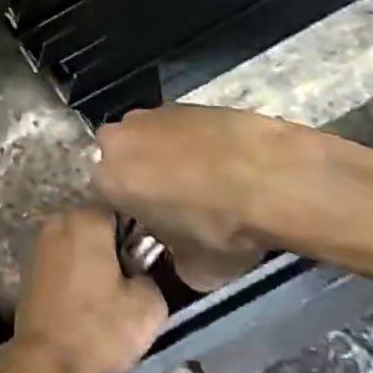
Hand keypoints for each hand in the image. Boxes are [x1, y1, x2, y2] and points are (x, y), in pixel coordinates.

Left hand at [7, 207, 168, 372]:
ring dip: (88, 255)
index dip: (134, 232)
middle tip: (126, 276)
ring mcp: (38, 238)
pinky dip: (70, 266)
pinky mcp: (27, 260)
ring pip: (74, 238)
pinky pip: (58, 254)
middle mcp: (58, 219)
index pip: (118, 209)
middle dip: (109, 242)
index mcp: (86, 219)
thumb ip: (151, 276)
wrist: (47, 357)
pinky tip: (80, 293)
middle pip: (93, 221)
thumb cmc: (98, 328)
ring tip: (103, 288)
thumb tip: (142, 270)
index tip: (143, 258)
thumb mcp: (147, 307)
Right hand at [93, 106, 311, 288]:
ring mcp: (146, 115)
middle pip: (119, 161)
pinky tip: (218, 161)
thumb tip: (177, 254)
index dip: (128, 213)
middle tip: (173, 202)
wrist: (268, 174)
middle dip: (138, 177)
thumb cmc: (221, 226)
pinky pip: (171, 128)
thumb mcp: (197, 270)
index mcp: (108, 180)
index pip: (104, 198)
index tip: (151, 227)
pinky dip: (187, 143)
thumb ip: (172, 260)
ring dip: (161, 156)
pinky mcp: (177, 102)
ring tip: (201, 180)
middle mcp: (115, 140)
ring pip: (143, 140)